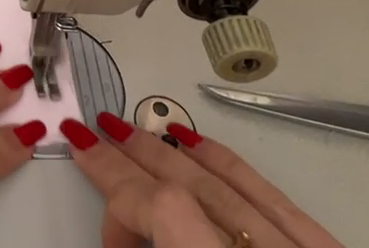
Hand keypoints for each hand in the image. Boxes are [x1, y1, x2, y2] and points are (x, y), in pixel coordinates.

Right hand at [61, 114, 343, 247]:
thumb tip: (122, 241)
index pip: (164, 207)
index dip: (119, 199)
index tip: (99, 212)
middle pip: (190, 184)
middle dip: (135, 157)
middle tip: (97, 133)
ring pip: (227, 183)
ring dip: (175, 154)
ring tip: (136, 132)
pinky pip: (271, 195)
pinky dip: (229, 166)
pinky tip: (201, 146)